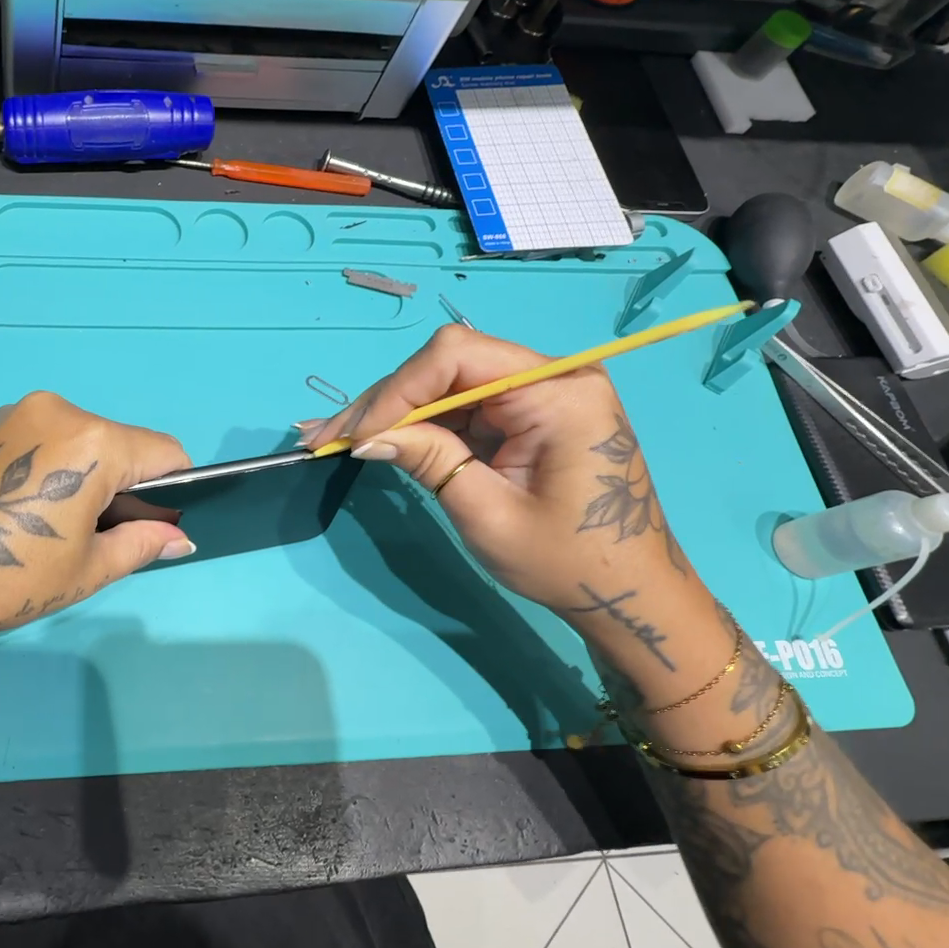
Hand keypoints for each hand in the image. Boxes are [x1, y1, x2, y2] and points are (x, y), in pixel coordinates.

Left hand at [0, 392, 193, 646]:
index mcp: (92, 441)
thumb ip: (143, 543)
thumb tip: (180, 537)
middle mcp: (59, 410)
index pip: (165, 453)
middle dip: (128, 484)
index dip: (175, 489)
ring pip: (84, 439)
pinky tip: (32, 509)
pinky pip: (49, 438)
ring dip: (90, 475)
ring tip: (60, 526)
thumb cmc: (9, 579)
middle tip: (104, 535)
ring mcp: (19, 412)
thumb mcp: (88, 569)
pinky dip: (58, 466)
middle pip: (122, 444)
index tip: (160, 525)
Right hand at [300, 326, 693, 608]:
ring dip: (390, 412)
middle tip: (323, 436)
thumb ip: (429, 461)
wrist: (625, 591)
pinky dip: (414, 423)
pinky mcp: (522, 413)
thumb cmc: (566, 561)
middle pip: (445, 364)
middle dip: (382, 401)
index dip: (395, 391)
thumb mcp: (488, 514)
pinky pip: (458, 405)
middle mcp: (551, 375)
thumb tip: (364, 438)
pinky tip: (372, 437)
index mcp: (558, 391)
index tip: (355, 437)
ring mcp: (537, 392)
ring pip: (442, 382)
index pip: (455, 357)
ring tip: (334, 439)